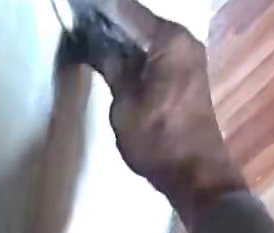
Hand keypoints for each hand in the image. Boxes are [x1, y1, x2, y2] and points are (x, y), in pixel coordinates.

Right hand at [87, 0, 247, 225]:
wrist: (196, 175)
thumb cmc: (159, 141)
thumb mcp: (125, 106)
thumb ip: (112, 70)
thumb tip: (98, 46)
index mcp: (168, 38)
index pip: (126, 10)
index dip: (99, 11)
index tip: (77, 12)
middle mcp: (183, 39)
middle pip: (139, 23)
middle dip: (111, 26)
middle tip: (82, 31)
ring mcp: (189, 59)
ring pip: (148, 42)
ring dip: (124, 45)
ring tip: (95, 48)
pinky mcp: (188, 79)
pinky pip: (157, 59)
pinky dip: (137, 60)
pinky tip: (119, 68)